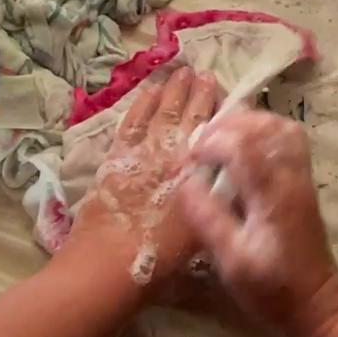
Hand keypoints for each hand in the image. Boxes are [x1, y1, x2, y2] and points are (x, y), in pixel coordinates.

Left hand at [62, 67, 217, 291]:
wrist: (110, 263)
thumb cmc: (161, 257)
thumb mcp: (202, 233)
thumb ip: (215, 202)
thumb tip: (227, 179)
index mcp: (194, 171)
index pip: (209, 129)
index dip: (216, 107)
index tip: (222, 89)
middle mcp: (171, 154)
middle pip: (186, 114)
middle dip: (196, 92)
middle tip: (203, 72)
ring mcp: (141, 152)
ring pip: (159, 112)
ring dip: (171, 92)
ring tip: (180, 74)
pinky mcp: (117, 157)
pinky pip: (131, 121)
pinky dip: (141, 104)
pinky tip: (148, 93)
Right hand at [174, 111, 337, 336]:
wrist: (317, 304)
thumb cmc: (271, 288)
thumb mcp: (231, 261)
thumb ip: (208, 218)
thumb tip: (186, 181)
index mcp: (272, 196)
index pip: (242, 145)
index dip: (210, 142)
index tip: (187, 157)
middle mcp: (291, 177)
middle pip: (264, 126)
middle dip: (226, 125)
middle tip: (199, 143)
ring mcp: (302, 175)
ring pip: (280, 126)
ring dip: (246, 123)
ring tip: (219, 138)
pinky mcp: (304, 179)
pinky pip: (288, 138)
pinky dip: (263, 130)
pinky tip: (243, 145)